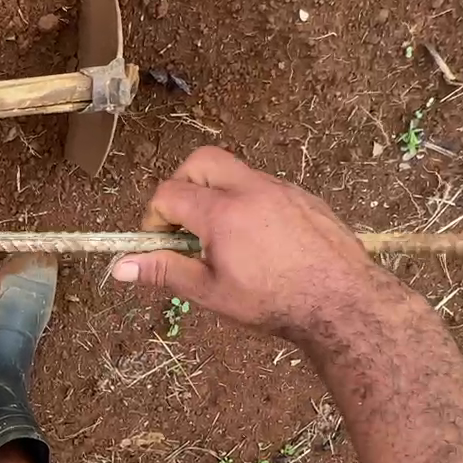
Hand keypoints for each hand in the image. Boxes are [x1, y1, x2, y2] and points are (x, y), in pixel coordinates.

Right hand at [108, 146, 416, 346]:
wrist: (342, 301)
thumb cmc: (270, 301)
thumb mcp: (207, 291)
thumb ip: (163, 271)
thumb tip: (119, 266)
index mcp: (223, 212)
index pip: (168, 194)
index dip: (153, 219)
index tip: (159, 245)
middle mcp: (251, 190)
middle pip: (200, 161)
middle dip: (180, 186)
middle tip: (180, 224)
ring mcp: (281, 190)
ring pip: (233, 173)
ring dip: (212, 196)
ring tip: (216, 240)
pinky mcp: (303, 198)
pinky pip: (262, 187)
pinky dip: (243, 204)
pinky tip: (251, 243)